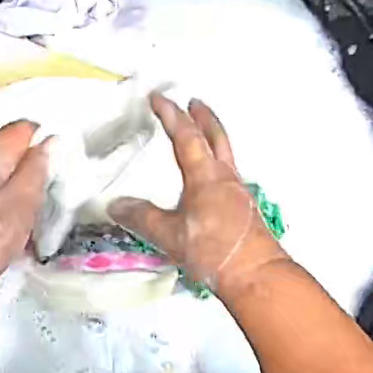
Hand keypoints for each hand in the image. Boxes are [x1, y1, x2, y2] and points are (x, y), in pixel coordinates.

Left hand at [0, 120, 48, 302]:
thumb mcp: (23, 200)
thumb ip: (37, 168)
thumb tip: (49, 141)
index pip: (21, 129)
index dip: (45, 140)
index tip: (61, 163)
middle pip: (7, 154)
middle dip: (31, 169)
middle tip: (51, 193)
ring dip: (18, 193)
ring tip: (35, 216)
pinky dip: (3, 210)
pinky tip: (12, 232)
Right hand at [109, 94, 288, 297]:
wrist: (256, 274)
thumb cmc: (213, 250)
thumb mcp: (169, 235)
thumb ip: (141, 217)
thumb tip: (116, 204)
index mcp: (205, 177)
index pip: (185, 137)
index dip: (170, 115)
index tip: (158, 98)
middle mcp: (224, 178)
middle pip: (216, 137)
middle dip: (203, 117)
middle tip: (193, 101)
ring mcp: (237, 193)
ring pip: (225, 154)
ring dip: (213, 137)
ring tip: (201, 134)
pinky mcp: (243, 209)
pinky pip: (227, 175)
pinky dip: (216, 164)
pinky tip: (208, 179)